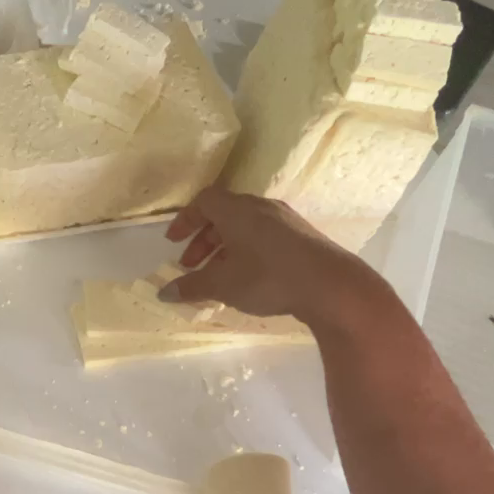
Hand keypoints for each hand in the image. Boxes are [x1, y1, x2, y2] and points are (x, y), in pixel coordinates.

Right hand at [162, 187, 393, 325]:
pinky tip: (243, 277)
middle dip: (201, 240)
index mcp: (238, 211)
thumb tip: (164, 293)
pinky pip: (260, 236)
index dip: (185, 219)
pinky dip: (242, 251)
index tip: (173, 242)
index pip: (204, 201)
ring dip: (222, 248)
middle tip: (190, 266)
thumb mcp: (222, 285)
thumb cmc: (268, 278)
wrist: (330, 286)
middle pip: (223, 214)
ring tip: (215, 276)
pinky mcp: (299, 237)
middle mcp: (260, 208)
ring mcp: (283, 221)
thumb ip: (191, 287)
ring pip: (243, 227)